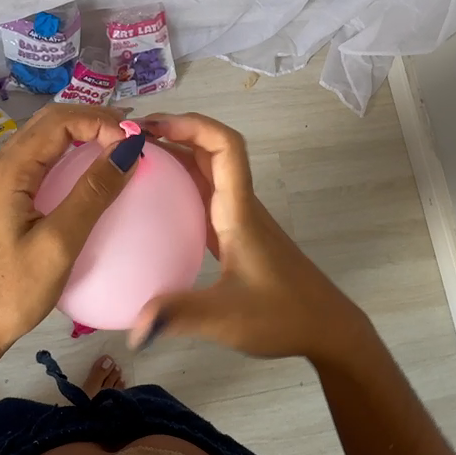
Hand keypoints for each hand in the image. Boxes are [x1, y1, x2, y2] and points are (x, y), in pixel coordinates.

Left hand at [0, 104, 144, 354]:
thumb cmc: (11, 292)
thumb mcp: (59, 244)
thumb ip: (93, 193)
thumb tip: (129, 150)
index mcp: (9, 169)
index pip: (60, 121)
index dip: (100, 120)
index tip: (134, 141)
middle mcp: (0, 164)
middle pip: (50, 121)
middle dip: (93, 118)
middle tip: (131, 134)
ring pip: (43, 136)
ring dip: (80, 131)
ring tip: (117, 143)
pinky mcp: (2, 197)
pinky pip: (39, 158)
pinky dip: (68, 152)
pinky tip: (89, 170)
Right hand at [129, 112, 367, 361]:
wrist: (326, 329)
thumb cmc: (283, 315)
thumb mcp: (227, 318)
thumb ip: (180, 316)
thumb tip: (132, 329)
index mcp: (240, 210)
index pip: (224, 147)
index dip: (191, 125)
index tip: (152, 127)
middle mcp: (239, 204)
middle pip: (211, 148)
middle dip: (175, 130)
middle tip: (130, 136)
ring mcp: (238, 217)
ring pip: (207, 169)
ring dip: (176, 153)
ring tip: (134, 158)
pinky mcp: (235, 233)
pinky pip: (204, 194)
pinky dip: (179, 184)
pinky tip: (152, 201)